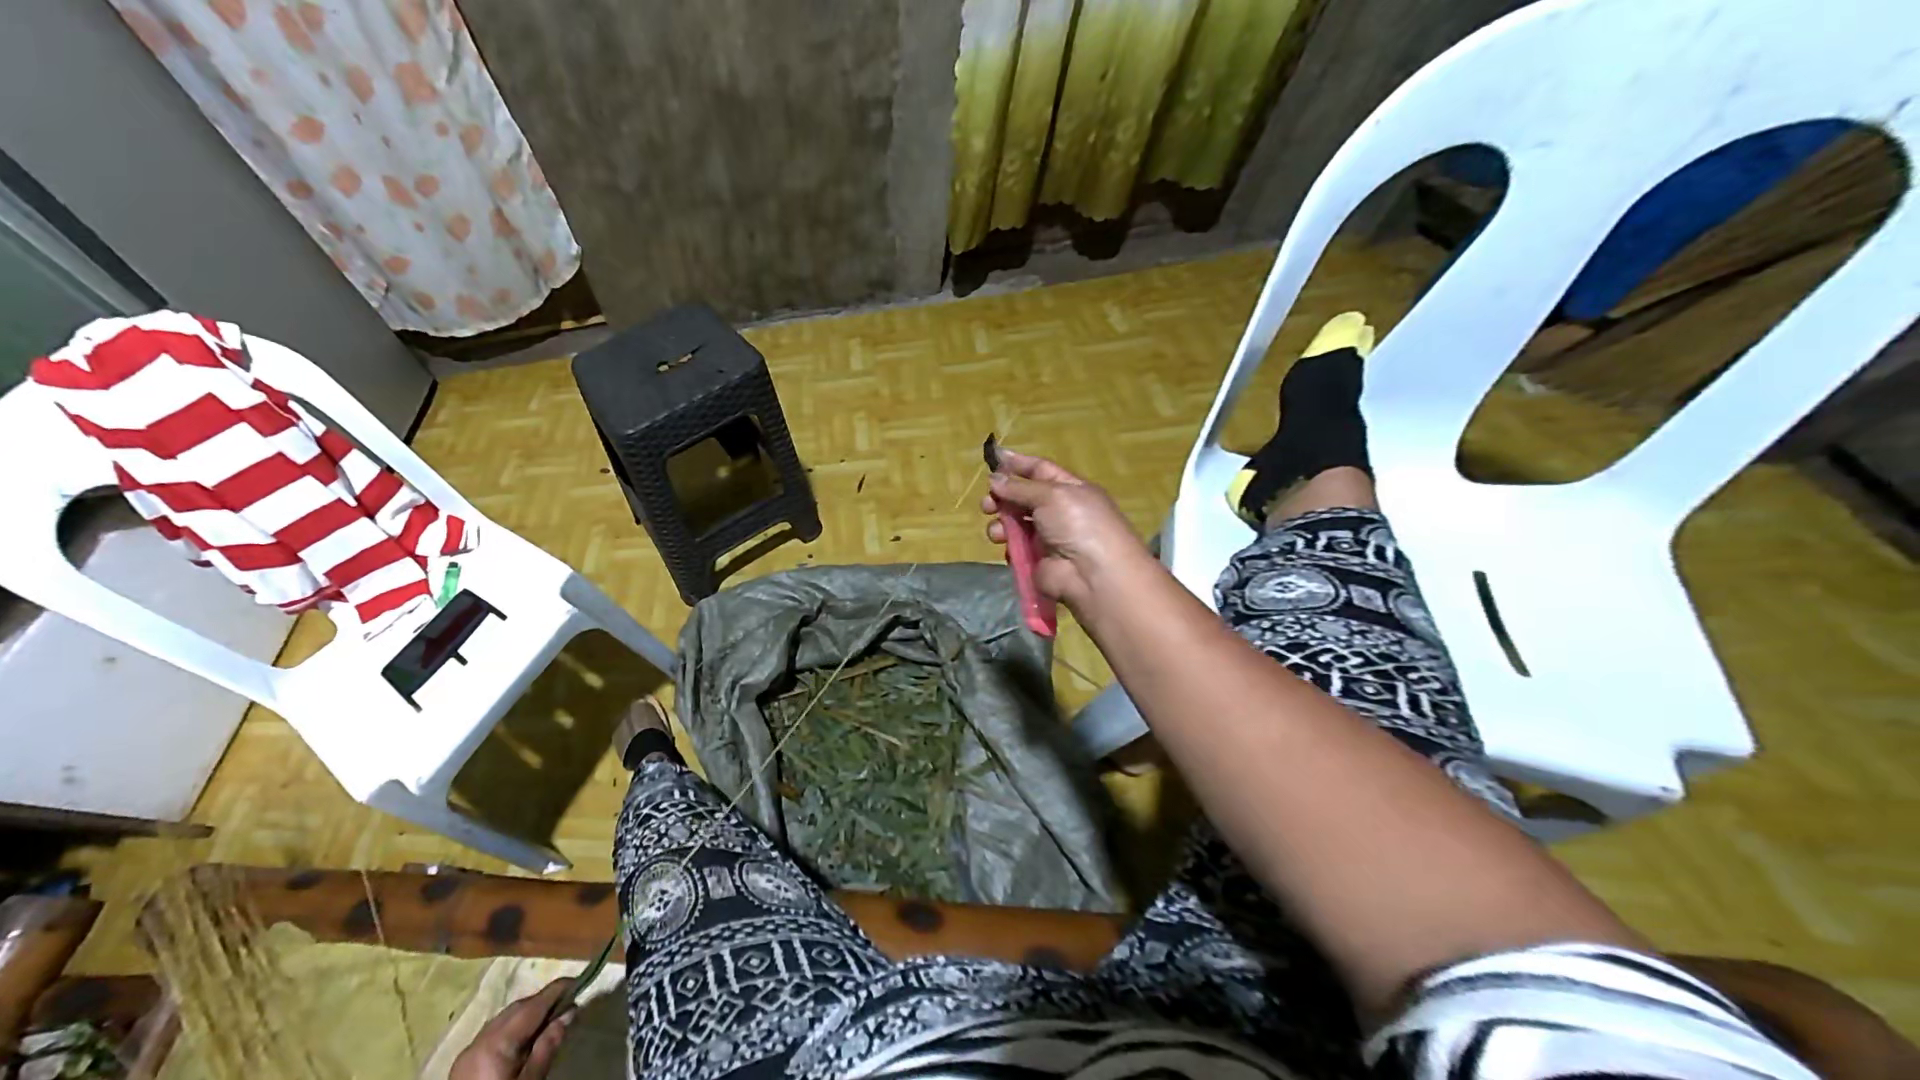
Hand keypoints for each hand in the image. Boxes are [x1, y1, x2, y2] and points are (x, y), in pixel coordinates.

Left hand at [450, 978, 575, 1079]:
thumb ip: (548, 1045)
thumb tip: (569, 1012)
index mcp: (496, 1044)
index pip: (532, 1005)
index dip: (557, 991)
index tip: (579, 983)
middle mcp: (478, 1041)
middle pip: (516, 1009)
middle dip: (543, 1002)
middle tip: (569, 1004)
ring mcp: (466, 1054)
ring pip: (502, 1021)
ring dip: (528, 1015)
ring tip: (551, 1021)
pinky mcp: (462, 1067)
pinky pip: (491, 1036)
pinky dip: (512, 1030)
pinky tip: (526, 1040)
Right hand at [982, 449, 1154, 611]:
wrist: (1092, 575)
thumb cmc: (1077, 524)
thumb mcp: (1051, 495)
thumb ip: (1020, 487)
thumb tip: (994, 479)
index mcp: (1070, 488)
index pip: (1040, 469)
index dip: (1018, 464)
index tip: (993, 459)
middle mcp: (1060, 510)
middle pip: (1023, 497)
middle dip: (1002, 497)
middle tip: (987, 503)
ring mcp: (1048, 536)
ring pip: (1015, 523)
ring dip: (1001, 523)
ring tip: (997, 530)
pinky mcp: (1037, 560)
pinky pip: (1016, 548)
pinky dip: (1008, 546)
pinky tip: (1008, 548)